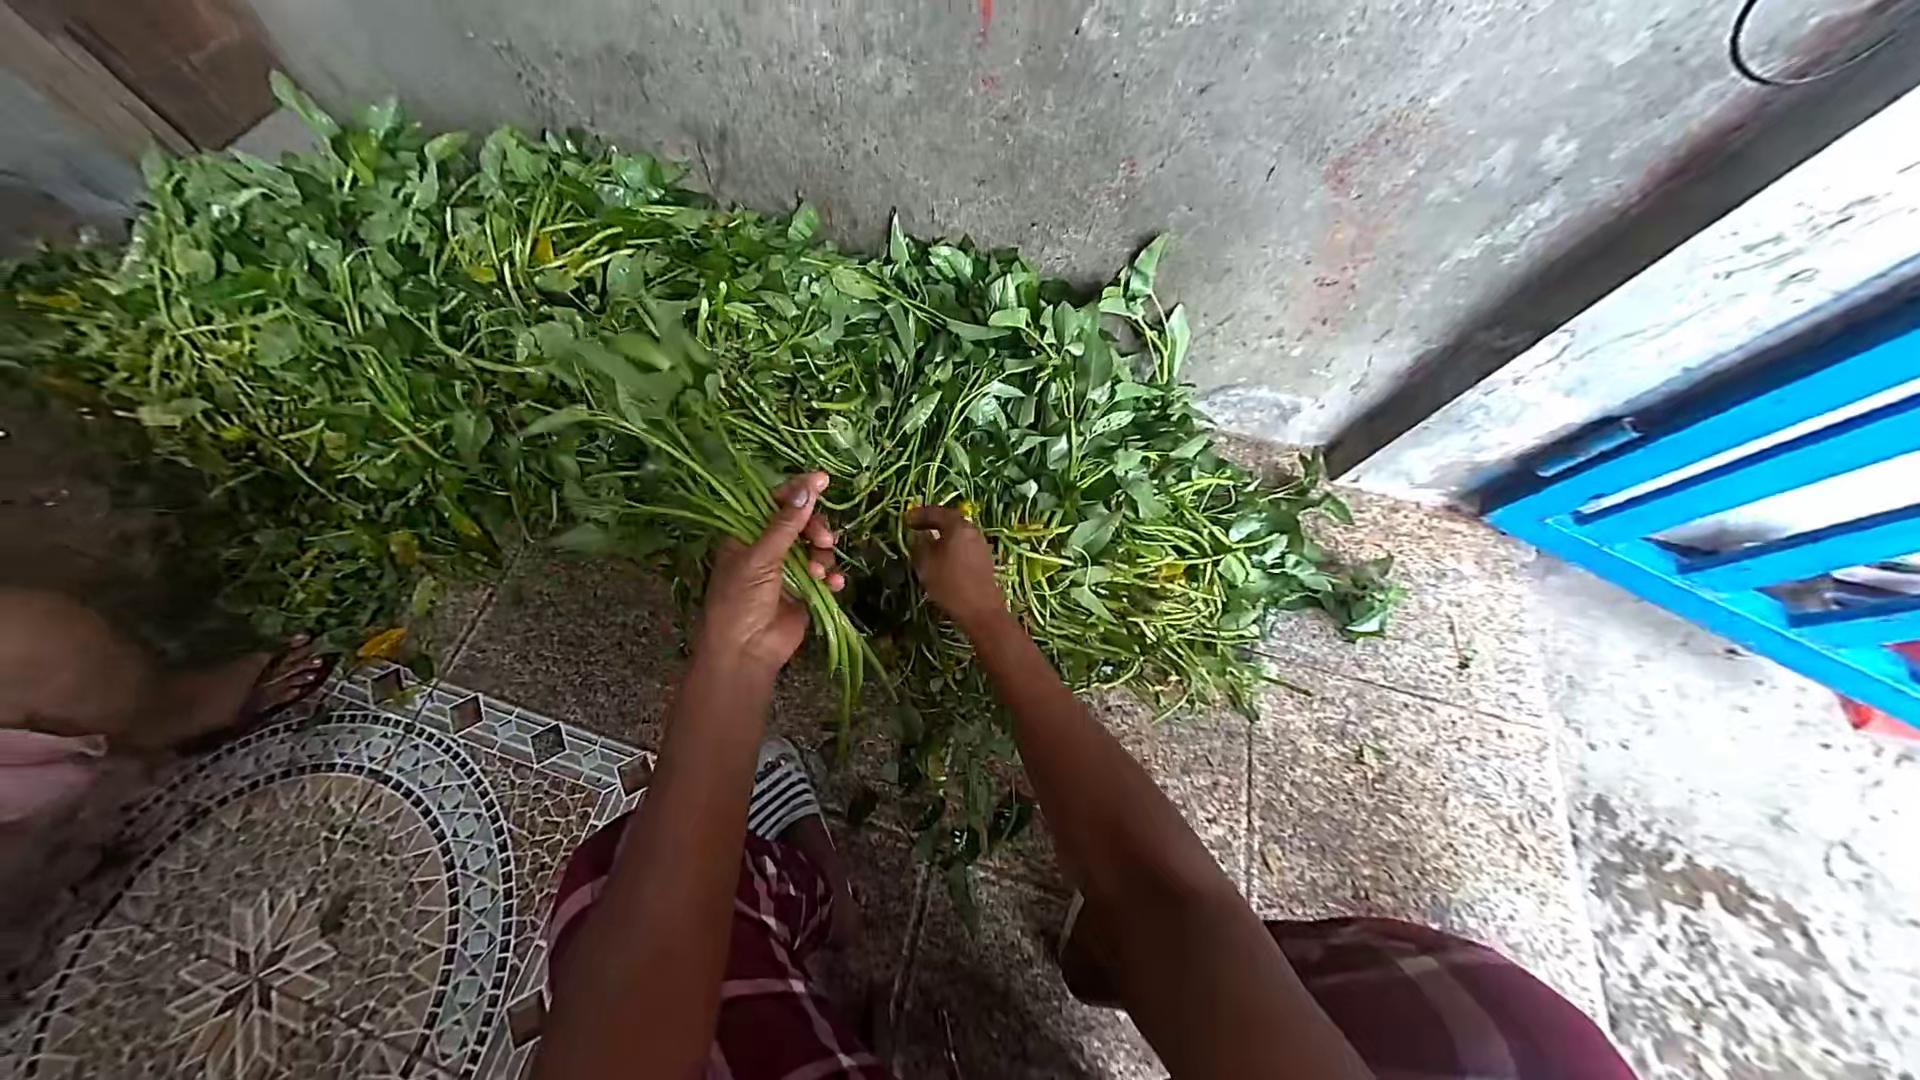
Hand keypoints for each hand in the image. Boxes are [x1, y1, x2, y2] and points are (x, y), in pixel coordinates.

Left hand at [696, 472, 842, 680]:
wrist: (746, 651)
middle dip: (816, 528)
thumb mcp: (760, 557)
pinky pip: (826, 573)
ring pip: (817, 547)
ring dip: (823, 555)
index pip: (775, 502)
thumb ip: (786, 523)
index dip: (798, 490)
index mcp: (747, 534)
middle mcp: (768, 548)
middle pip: (801, 522)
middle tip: (824, 540)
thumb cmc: (740, 601)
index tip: (823, 480)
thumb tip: (809, 486)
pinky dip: (833, 576)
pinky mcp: (806, 590)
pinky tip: (835, 584)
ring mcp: (788, 569)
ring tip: (820, 571)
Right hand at [907, 504, 1008, 632]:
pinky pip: (964, 546)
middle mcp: (973, 531)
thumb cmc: (949, 584)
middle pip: (951, 521)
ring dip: (943, 535)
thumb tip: (920, 535)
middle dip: (933, 522)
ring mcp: (981, 545)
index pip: (937, 512)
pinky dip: (952, 546)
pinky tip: (944, 557)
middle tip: (917, 527)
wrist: (981, 610)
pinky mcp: (985, 560)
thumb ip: (920, 544)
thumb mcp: (926, 563)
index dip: (920, 514)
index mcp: (958, 526)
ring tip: (928, 542)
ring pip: (959, 534)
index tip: (906, 519)